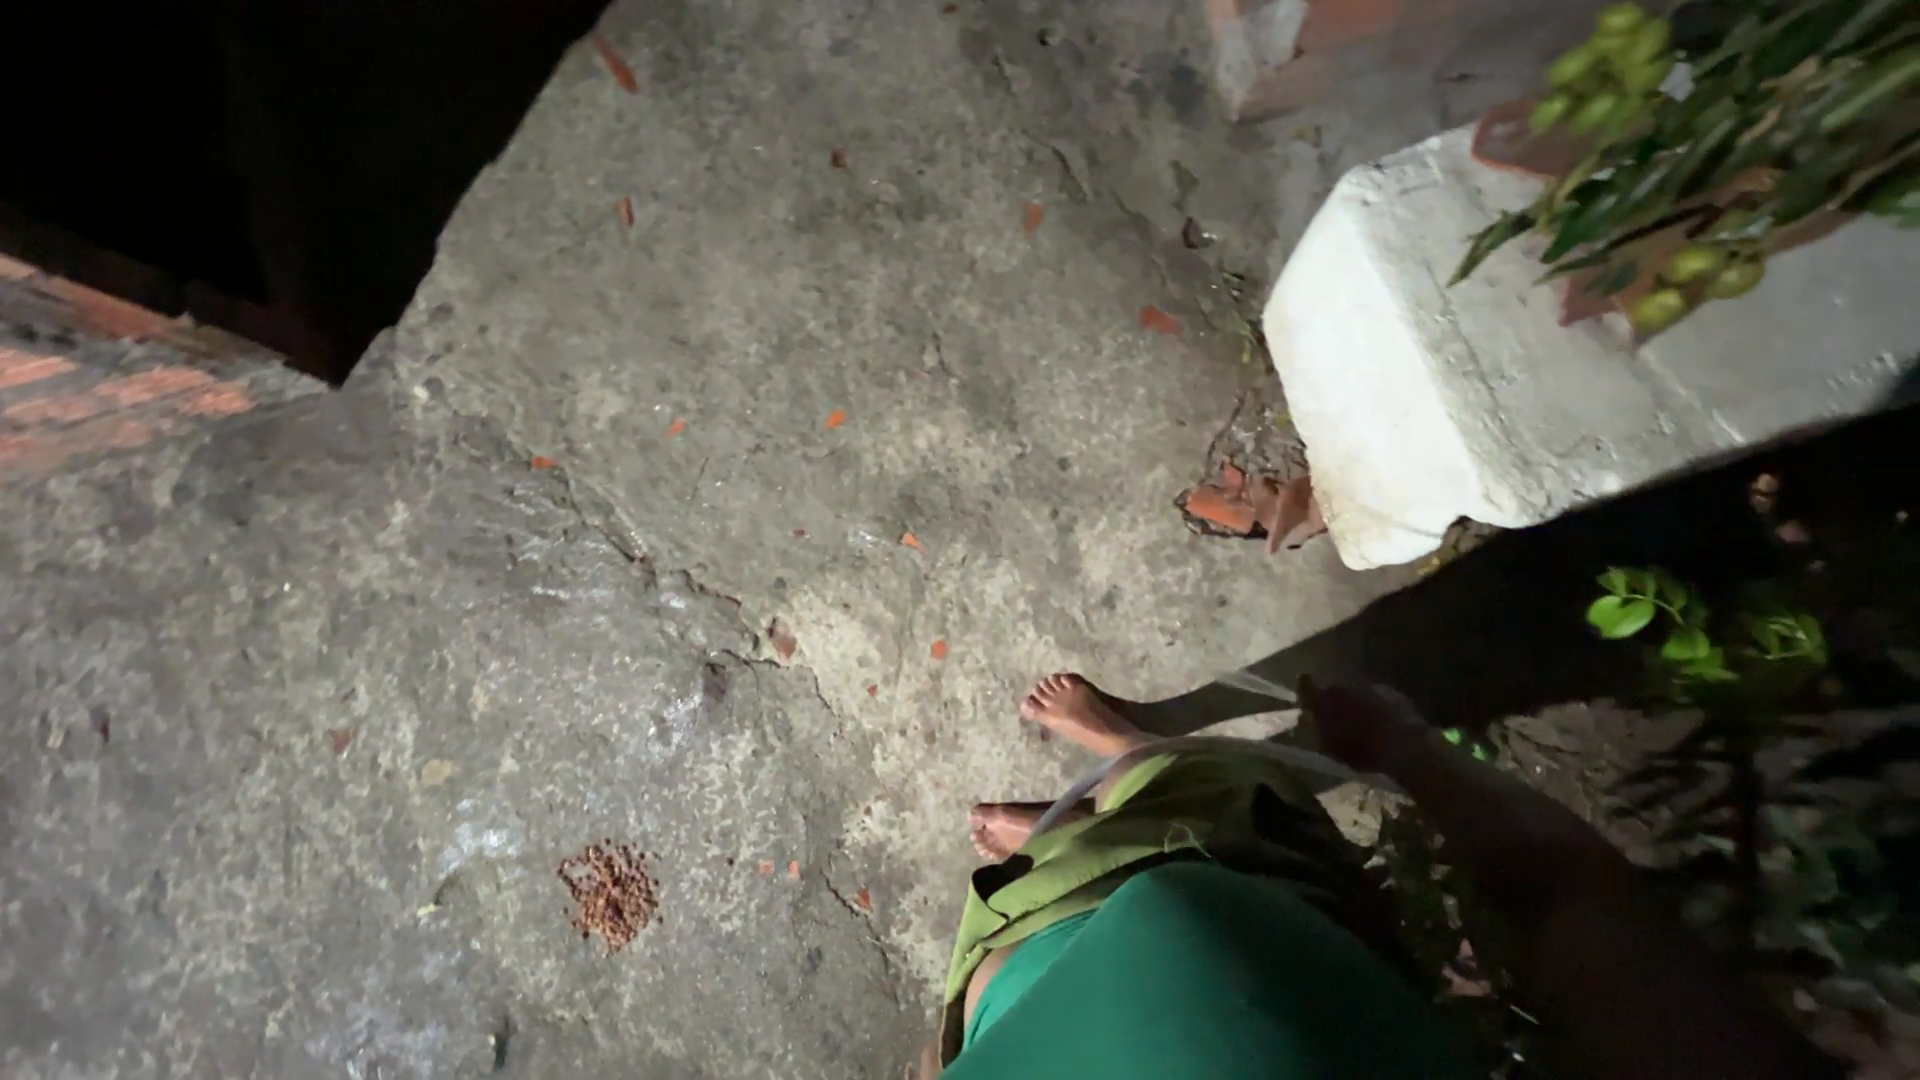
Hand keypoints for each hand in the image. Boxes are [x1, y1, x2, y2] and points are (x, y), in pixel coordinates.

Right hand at [1294, 677, 1430, 775]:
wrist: (1405, 746)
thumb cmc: (1361, 749)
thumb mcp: (1329, 747)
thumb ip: (1315, 729)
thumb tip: (1306, 717)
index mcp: (1324, 698)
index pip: (1304, 684)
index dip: (1304, 689)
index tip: (1307, 699)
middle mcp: (1343, 685)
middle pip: (1332, 689)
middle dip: (1333, 700)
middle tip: (1338, 719)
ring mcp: (1368, 685)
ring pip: (1354, 692)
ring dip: (1355, 703)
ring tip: (1362, 723)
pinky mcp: (1390, 691)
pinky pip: (1375, 697)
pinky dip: (1375, 706)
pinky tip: (1382, 724)